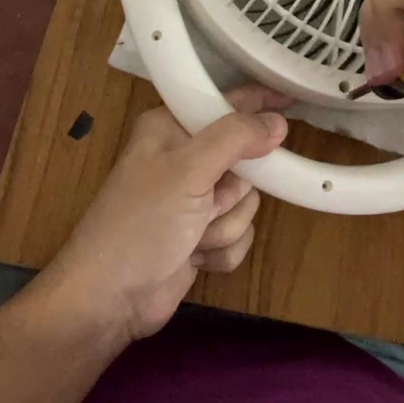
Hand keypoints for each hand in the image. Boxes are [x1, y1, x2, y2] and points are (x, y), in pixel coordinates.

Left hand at [40, 87, 290, 342]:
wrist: (111, 300)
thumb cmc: (142, 224)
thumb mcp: (187, 171)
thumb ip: (235, 138)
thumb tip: (278, 122)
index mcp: (172, 128)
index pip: (226, 103)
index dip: (259, 103)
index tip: (292, 103)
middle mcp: (185, 158)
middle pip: (246, 160)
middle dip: (233, 190)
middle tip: (209, 201)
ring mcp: (194, 200)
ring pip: (247, 201)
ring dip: (225, 224)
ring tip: (193, 236)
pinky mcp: (201, 236)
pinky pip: (240, 233)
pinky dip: (222, 249)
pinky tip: (195, 258)